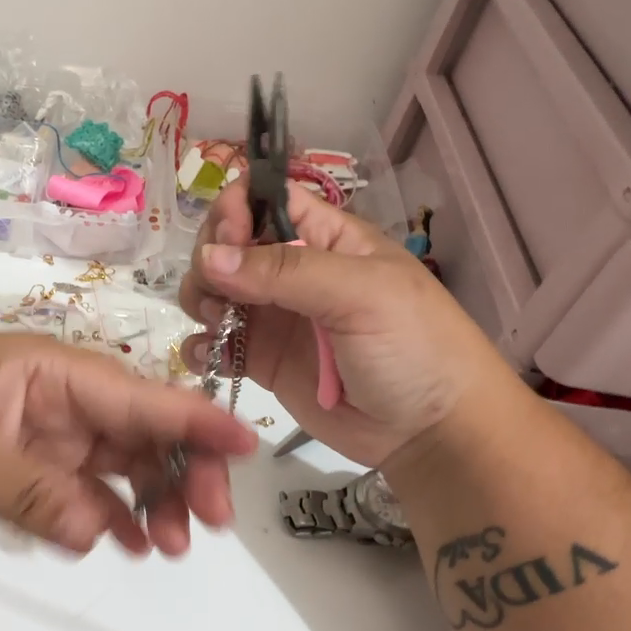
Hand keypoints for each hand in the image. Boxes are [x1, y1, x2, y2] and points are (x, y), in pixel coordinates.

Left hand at [0, 334, 257, 555]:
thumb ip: (30, 490)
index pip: (133, 392)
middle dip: (180, 473)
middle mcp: (58, 398)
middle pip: (140, 431)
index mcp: (49, 368)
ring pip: (120, 466)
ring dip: (150, 502)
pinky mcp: (30, 469)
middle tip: (206, 526)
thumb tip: (97, 532)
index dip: (192, 419)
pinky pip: (84, 493)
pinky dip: (108, 516)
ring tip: (166, 549)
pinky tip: (126, 544)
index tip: (245, 448)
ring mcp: (46, 436)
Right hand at [178, 182, 510, 466]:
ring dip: (201, 302)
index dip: (235, 211)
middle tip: (219, 297)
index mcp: (326, 238)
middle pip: (228, 244)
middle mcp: (293, 271)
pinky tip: (207, 358)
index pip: (265, 199)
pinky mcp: (263, 362)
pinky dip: (200, 346)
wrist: (430, 431)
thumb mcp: (361, 295)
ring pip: (214, 292)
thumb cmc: (414, 347)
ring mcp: (275, 318)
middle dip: (210, 261)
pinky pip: (216, 344)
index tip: (225, 243)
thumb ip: (285, 271)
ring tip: (217, 326)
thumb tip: (209, 258)